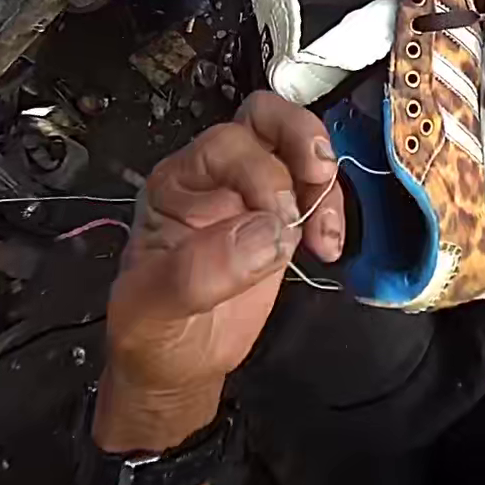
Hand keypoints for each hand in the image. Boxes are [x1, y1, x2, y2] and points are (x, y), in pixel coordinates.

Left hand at [98, 92, 341, 448]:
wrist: (178, 365)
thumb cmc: (153, 332)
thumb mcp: (151, 309)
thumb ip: (200, 270)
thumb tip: (269, 233)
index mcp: (177, 184)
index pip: (226, 145)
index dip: (261, 174)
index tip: (277, 224)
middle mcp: (217, 178)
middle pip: (265, 120)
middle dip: (301, 137)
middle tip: (319, 173)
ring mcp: (254, 196)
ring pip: (299, 150)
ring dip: (325, 181)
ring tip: (326, 233)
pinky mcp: (283, 220)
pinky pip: (317, 193)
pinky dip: (333, 210)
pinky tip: (329, 245)